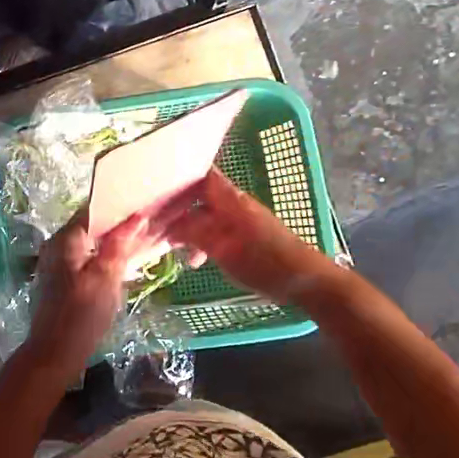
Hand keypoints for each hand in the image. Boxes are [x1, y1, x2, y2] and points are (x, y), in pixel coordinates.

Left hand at [24, 210, 163, 377]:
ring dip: (112, 244)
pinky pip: (86, 259)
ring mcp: (57, 263)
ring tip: (141, 243)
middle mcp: (57, 245)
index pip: (93, 209)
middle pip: (91, 226)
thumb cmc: (82, 314)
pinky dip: (103, 259)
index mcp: (65, 238)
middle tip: (148, 225)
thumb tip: (137, 216)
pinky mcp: (61, 280)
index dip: (119, 206)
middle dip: (118, 226)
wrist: (54, 353)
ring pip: (89, 244)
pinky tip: (122, 266)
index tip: (144, 205)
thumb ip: (120, 245)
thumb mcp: (106, 277)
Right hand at [156, 169, 339, 304]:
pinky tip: (193, 260)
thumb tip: (168, 225)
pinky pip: (215, 231)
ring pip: (205, 215)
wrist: (307, 282)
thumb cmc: (267, 264)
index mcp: (231, 200)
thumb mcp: (225, 251)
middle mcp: (234, 204)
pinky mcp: (244, 238)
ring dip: (186, 228)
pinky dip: (200, 241)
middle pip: (198, 196)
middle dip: (174, 208)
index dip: (177, 178)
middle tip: (151, 223)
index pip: (200, 175)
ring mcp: (240, 221)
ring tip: (167, 246)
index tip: (153, 189)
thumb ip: (197, 234)